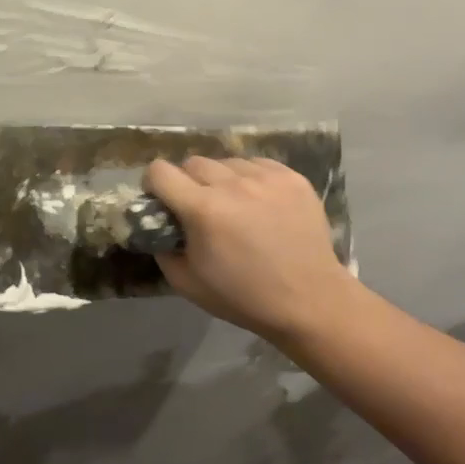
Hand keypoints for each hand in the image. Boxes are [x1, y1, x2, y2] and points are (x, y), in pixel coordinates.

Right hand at [143, 156, 354, 341]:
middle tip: (199, 207)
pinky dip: (251, 179)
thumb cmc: (244, 297)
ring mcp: (265, 177)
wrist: (310, 301)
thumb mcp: (188, 284)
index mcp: (203, 209)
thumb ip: (162, 249)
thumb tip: (156, 225)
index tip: (162, 200)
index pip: (160, 171)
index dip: (154, 184)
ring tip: (234, 205)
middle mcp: (232, 184)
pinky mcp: (291, 177)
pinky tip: (260, 203)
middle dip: (188, 182)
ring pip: (226, 162)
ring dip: (222, 179)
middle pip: (193, 162)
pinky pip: (257, 164)